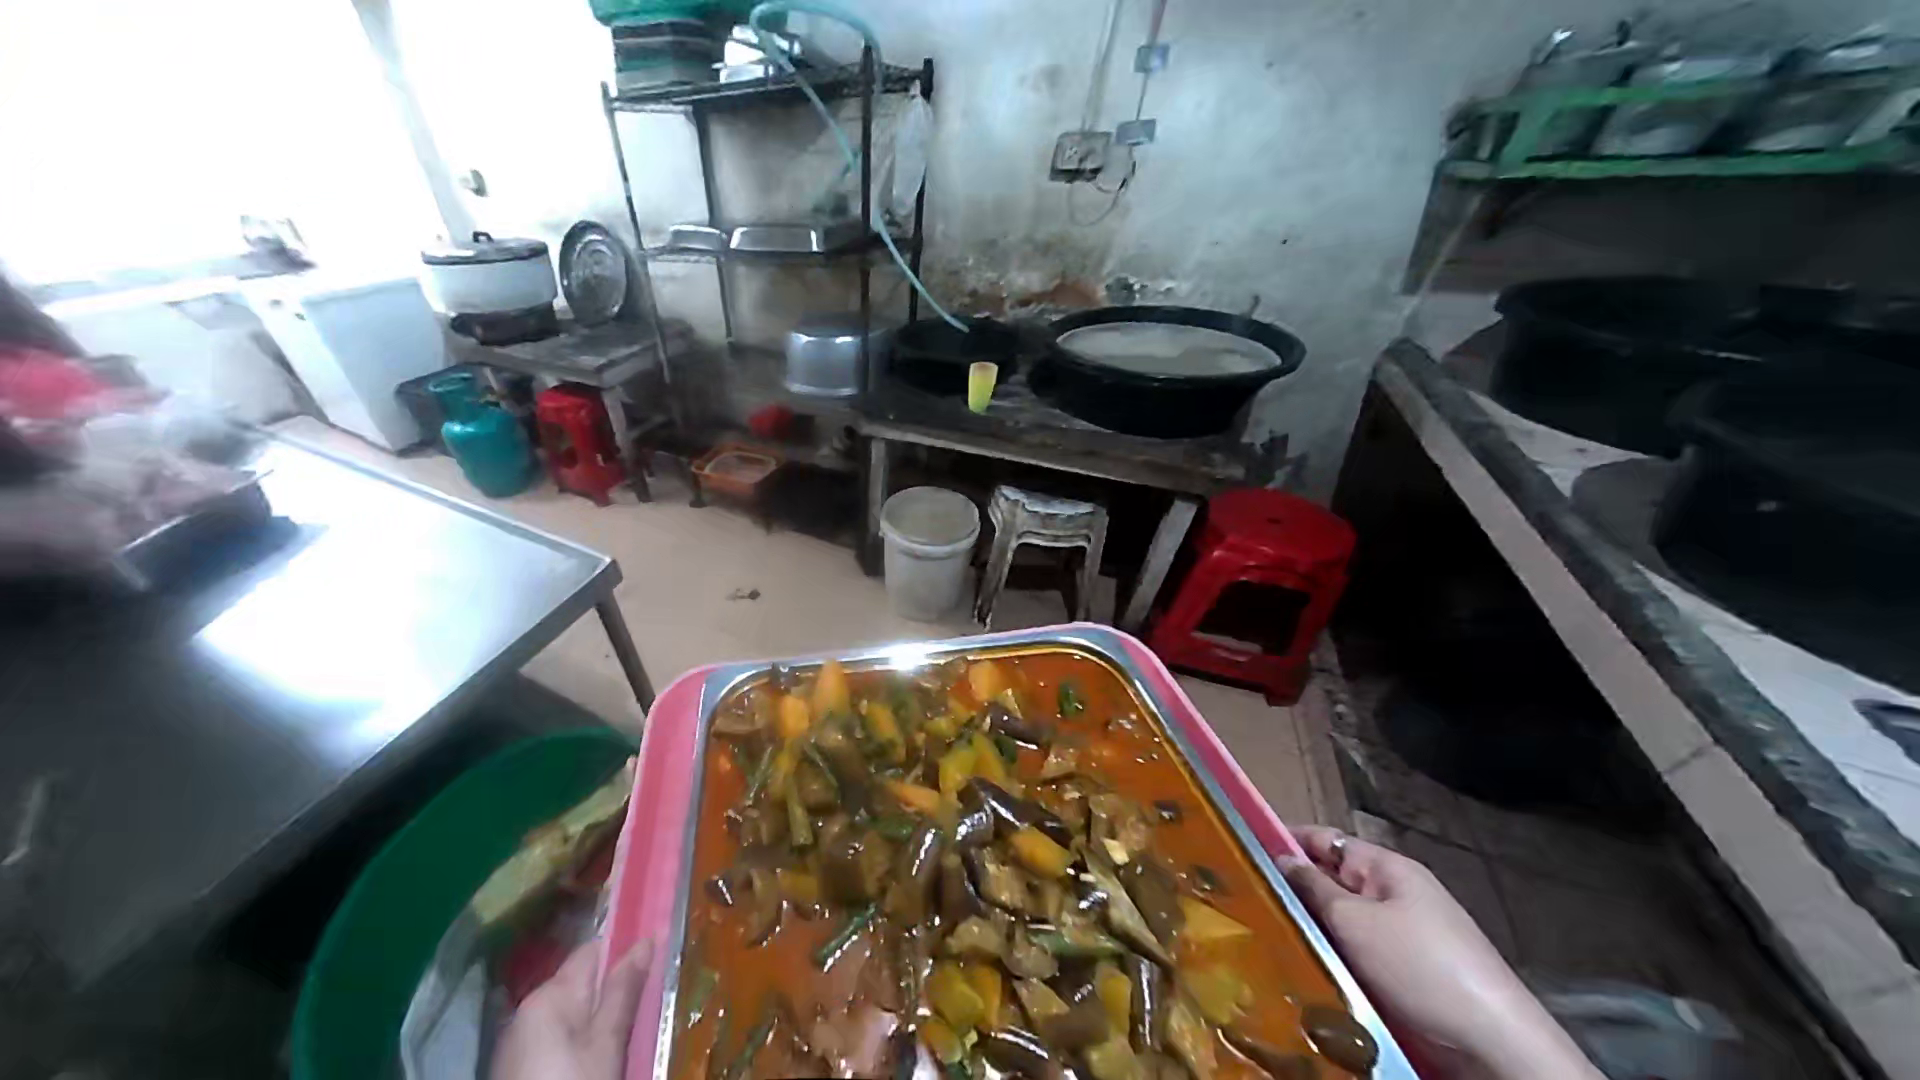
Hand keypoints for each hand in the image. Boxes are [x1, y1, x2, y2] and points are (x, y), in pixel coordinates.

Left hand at [491, 939, 650, 1079]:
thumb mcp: (607, 1044)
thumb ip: (624, 990)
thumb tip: (645, 941)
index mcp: (547, 996)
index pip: (593, 950)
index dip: (625, 952)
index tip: (654, 965)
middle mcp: (528, 1010)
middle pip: (582, 982)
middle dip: (613, 990)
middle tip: (645, 1007)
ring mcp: (519, 1043)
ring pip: (573, 1012)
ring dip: (600, 1018)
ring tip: (626, 1037)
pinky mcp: (518, 1070)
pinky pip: (558, 1038)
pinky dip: (581, 1042)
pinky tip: (597, 1062)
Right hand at [1282, 826, 1601, 1079]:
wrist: (1496, 1048)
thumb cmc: (1419, 967)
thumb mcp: (1355, 921)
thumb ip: (1313, 886)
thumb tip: (1281, 858)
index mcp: (1387, 868)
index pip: (1325, 839)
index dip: (1287, 839)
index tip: (1244, 850)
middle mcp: (1396, 894)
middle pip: (1332, 881)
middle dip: (1296, 890)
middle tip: (1250, 901)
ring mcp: (1405, 935)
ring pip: (1343, 921)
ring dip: (1314, 928)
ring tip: (1271, 935)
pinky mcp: (1409, 973)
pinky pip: (1359, 953)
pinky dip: (1335, 957)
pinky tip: (1309, 968)